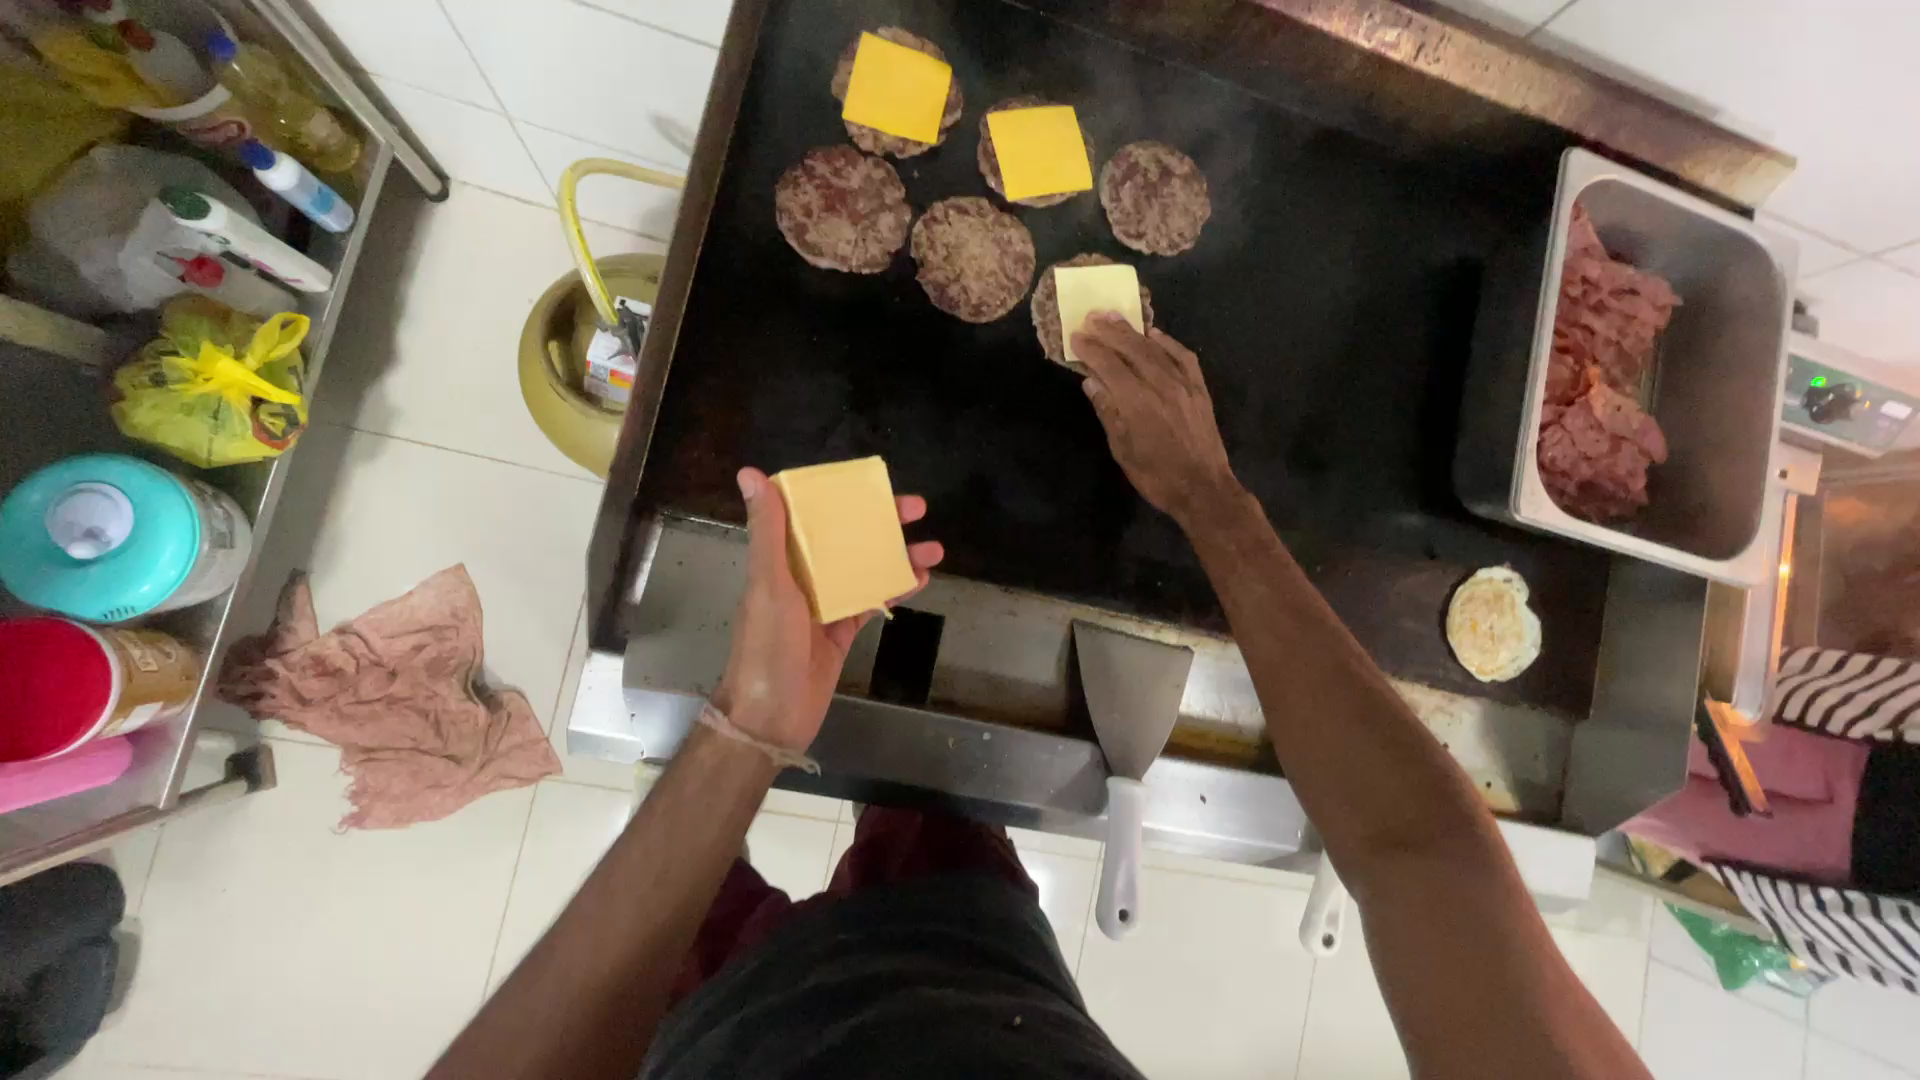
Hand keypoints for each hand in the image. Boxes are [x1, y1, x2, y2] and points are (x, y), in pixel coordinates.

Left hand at [712, 467, 943, 752]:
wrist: (771, 717)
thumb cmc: (766, 647)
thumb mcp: (768, 584)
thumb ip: (768, 531)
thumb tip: (750, 473)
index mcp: (780, 560)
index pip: (811, 515)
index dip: (841, 496)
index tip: (872, 483)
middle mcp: (802, 577)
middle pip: (844, 539)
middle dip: (881, 522)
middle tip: (918, 508)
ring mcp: (823, 606)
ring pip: (864, 569)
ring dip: (897, 555)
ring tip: (935, 547)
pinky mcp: (840, 632)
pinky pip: (870, 602)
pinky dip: (894, 589)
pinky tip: (920, 579)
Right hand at [1072, 314, 1244, 528]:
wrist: (1203, 488)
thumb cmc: (1156, 476)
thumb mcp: (1122, 450)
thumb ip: (1108, 412)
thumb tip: (1091, 382)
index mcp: (1136, 403)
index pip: (1109, 366)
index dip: (1091, 349)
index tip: (1076, 337)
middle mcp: (1160, 385)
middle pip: (1131, 349)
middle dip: (1109, 332)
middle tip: (1091, 317)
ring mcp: (1184, 384)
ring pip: (1155, 348)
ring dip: (1133, 331)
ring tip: (1114, 318)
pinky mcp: (1199, 388)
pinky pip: (1182, 356)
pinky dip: (1166, 341)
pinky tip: (1154, 333)